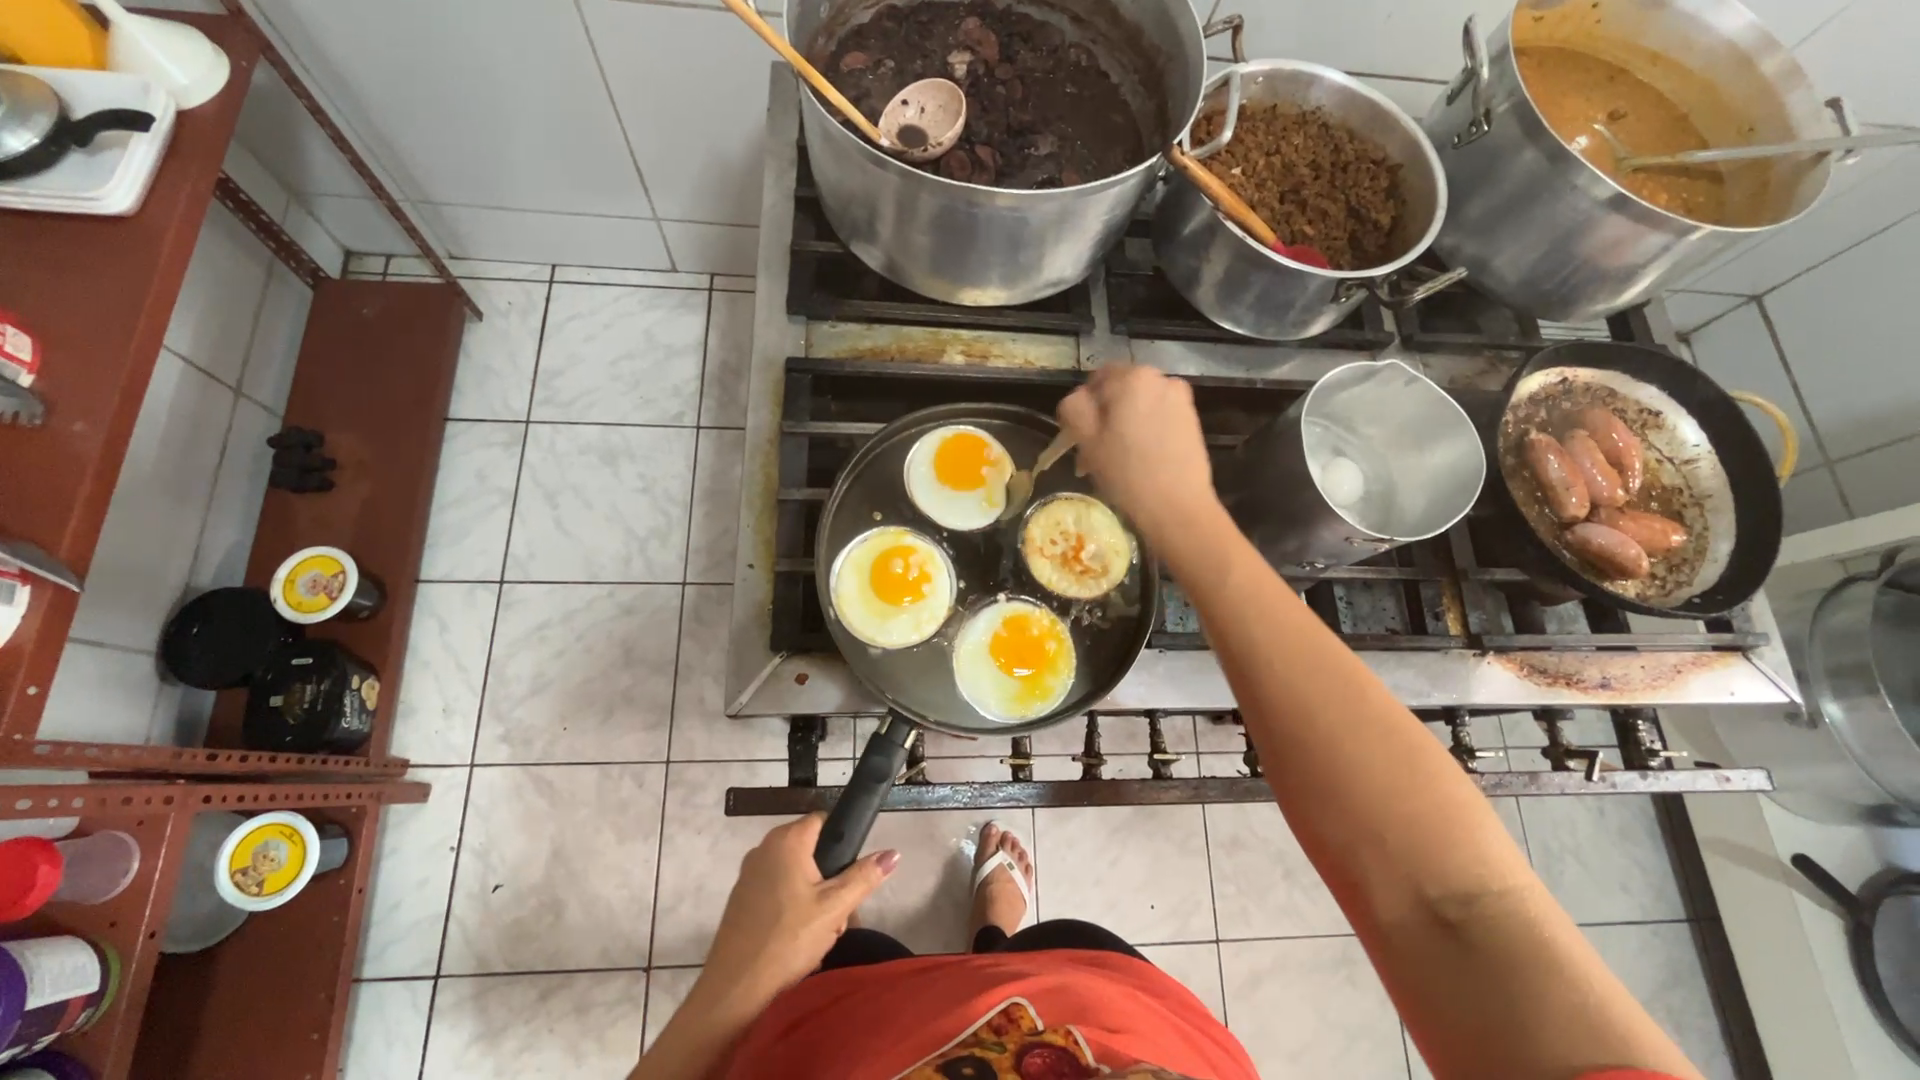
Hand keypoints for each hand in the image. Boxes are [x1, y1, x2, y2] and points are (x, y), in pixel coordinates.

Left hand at [700, 814, 898, 1002]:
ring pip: (796, 874)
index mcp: (786, 840)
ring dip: (815, 898)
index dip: (842, 843)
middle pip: (811, 851)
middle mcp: (764, 848)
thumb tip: (893, 853)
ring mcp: (749, 874)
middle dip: (831, 879)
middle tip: (840, 914)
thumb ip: (864, 877)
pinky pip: (778, 891)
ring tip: (821, 933)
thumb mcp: (835, 907)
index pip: (824, 821)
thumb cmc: (788, 939)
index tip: (852, 875)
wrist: (735, 987)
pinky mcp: (742, 898)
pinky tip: (799, 939)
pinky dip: (793, 908)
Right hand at [1057, 364, 1219, 547]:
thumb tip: (1079, 398)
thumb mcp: (1086, 439)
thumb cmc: (1126, 473)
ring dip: (1125, 425)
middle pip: (1120, 392)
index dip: (1084, 407)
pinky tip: (1141, 461)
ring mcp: (1180, 399)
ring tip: (1117, 461)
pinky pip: (1159, 418)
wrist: (1178, 507)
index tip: (1080, 436)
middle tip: (1095, 453)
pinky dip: (1146, 432)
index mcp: (1132, 377)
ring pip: (1140, 406)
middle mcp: (1160, 379)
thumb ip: (1074, 407)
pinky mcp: (1192, 421)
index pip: (1096, 381)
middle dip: (1106, 417)